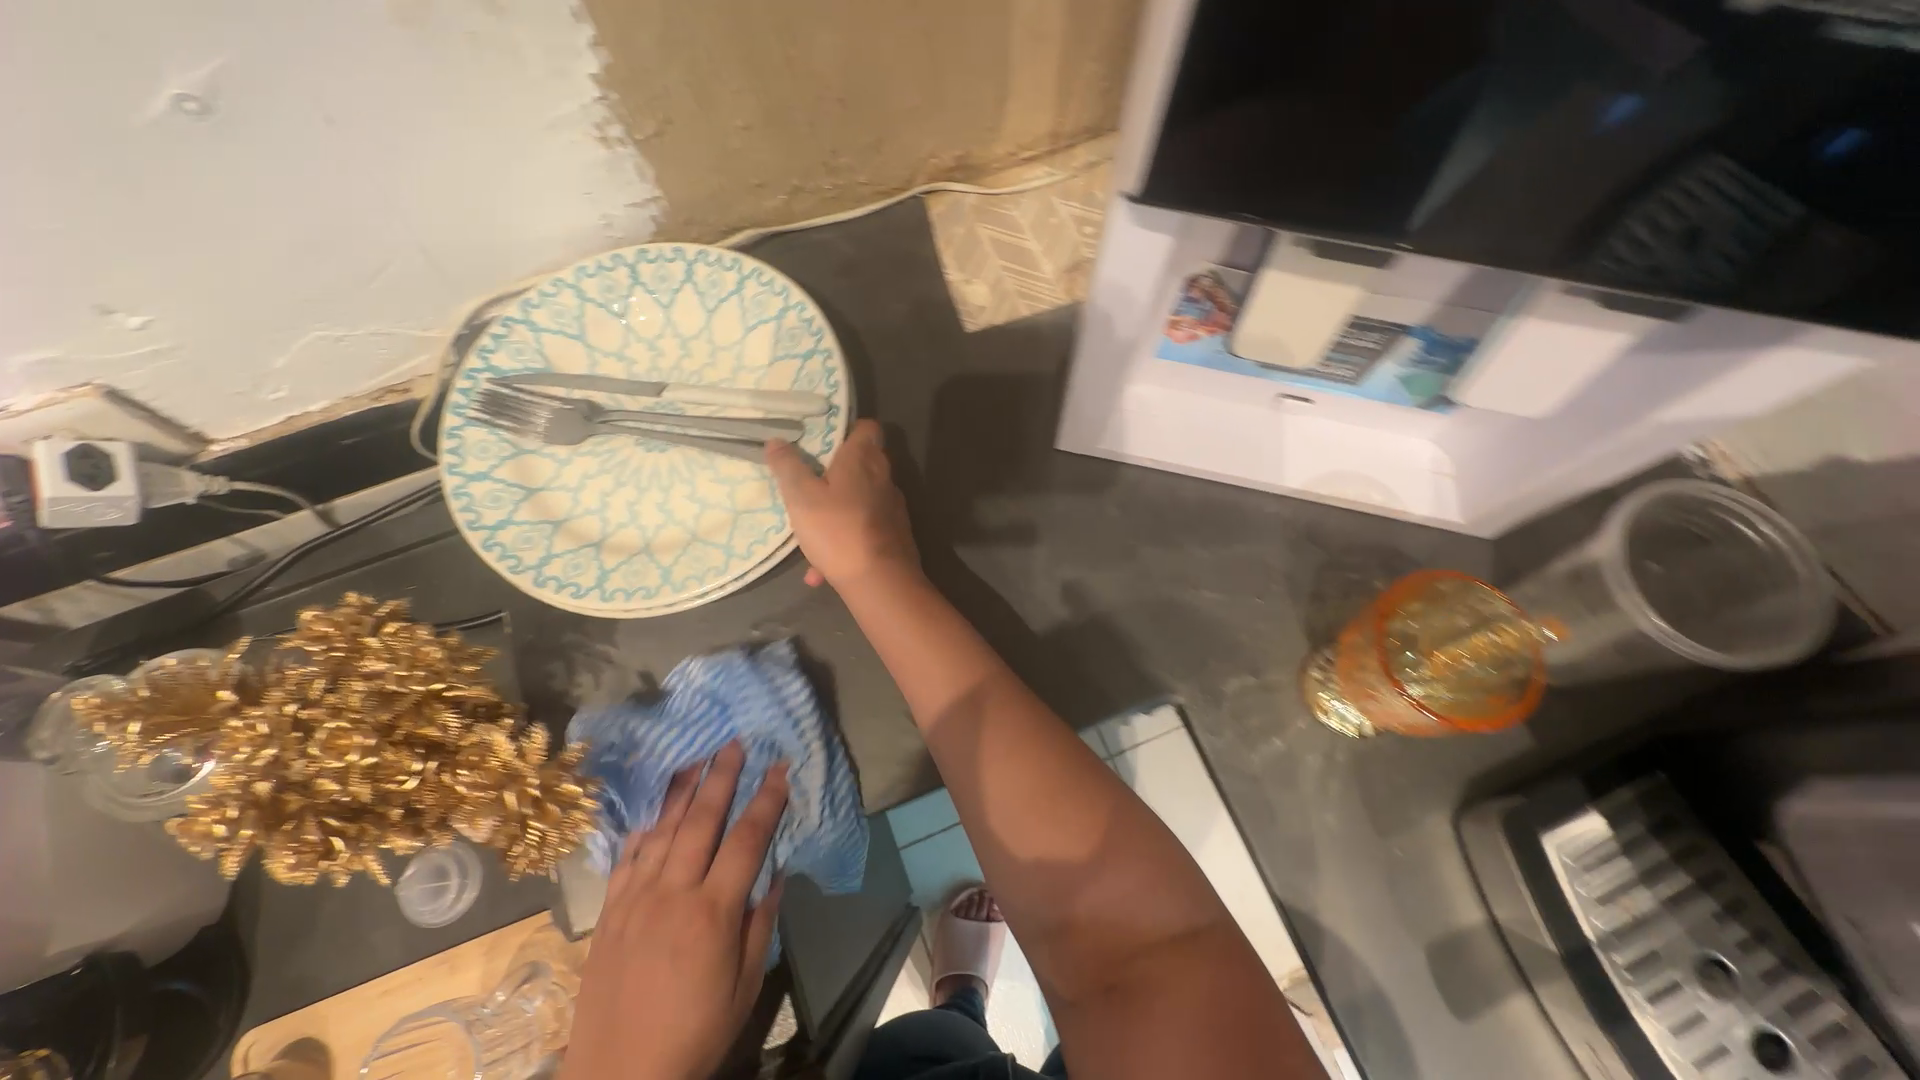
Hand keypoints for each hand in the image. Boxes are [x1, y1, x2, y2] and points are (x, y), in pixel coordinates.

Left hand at [562, 744, 788, 1079]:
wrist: (619, 1073)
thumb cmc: (695, 1032)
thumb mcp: (745, 986)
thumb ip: (759, 924)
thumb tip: (774, 874)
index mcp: (712, 913)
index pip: (746, 840)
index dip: (766, 800)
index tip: (780, 769)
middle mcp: (672, 894)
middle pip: (701, 821)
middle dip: (721, 777)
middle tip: (735, 743)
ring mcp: (635, 899)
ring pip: (662, 830)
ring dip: (682, 791)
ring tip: (697, 759)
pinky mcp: (609, 912)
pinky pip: (628, 857)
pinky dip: (644, 828)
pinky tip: (654, 811)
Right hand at [766, 419, 918, 589]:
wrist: (880, 581)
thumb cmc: (838, 529)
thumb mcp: (801, 497)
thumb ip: (788, 467)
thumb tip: (776, 440)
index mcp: (864, 459)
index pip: (868, 427)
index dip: (848, 429)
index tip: (824, 441)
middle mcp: (885, 478)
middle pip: (863, 464)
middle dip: (836, 474)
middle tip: (809, 484)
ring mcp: (893, 508)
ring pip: (860, 503)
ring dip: (836, 514)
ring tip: (809, 535)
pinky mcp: (895, 536)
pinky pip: (864, 533)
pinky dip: (844, 544)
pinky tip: (821, 571)